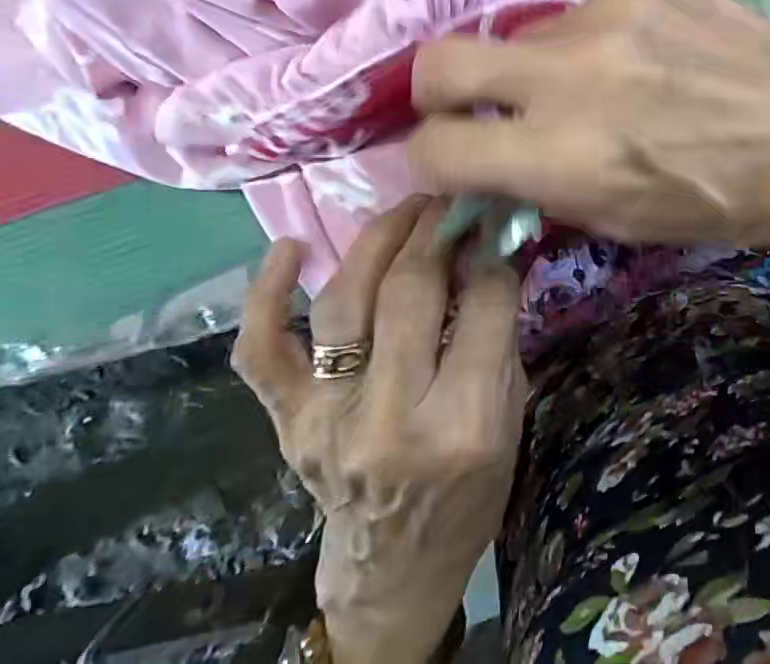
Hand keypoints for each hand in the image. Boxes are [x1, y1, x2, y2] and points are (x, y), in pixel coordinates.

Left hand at [231, 198, 525, 663]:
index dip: (491, 253)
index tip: (492, 225)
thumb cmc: (468, 493)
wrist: (395, 565)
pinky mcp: (288, 421)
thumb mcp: (509, 418)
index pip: (484, 305)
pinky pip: (260, 352)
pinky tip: (289, 248)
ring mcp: (328, 417)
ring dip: (377, 241)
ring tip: (405, 210)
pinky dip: (264, 295)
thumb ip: (496, 336)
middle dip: (436, 232)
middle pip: (411, 293)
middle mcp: (392, 416)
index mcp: (463, 424)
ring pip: (344, 303)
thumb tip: (490, 252)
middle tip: (449, 203)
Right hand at [409, 0, 769, 244]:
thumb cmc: (729, 201)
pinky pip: (586, 11)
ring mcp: (609, 13)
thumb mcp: (624, 223)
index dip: (429, 161)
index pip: (436, 148)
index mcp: (564, 155)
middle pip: (438, 61)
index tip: (451, 162)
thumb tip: (482, 166)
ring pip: (521, 36)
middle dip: (436, 92)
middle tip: (468, 108)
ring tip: (598, 88)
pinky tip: (649, 59)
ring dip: (535, 69)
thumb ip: (539, 188)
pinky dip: (594, 41)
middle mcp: (570, 74)